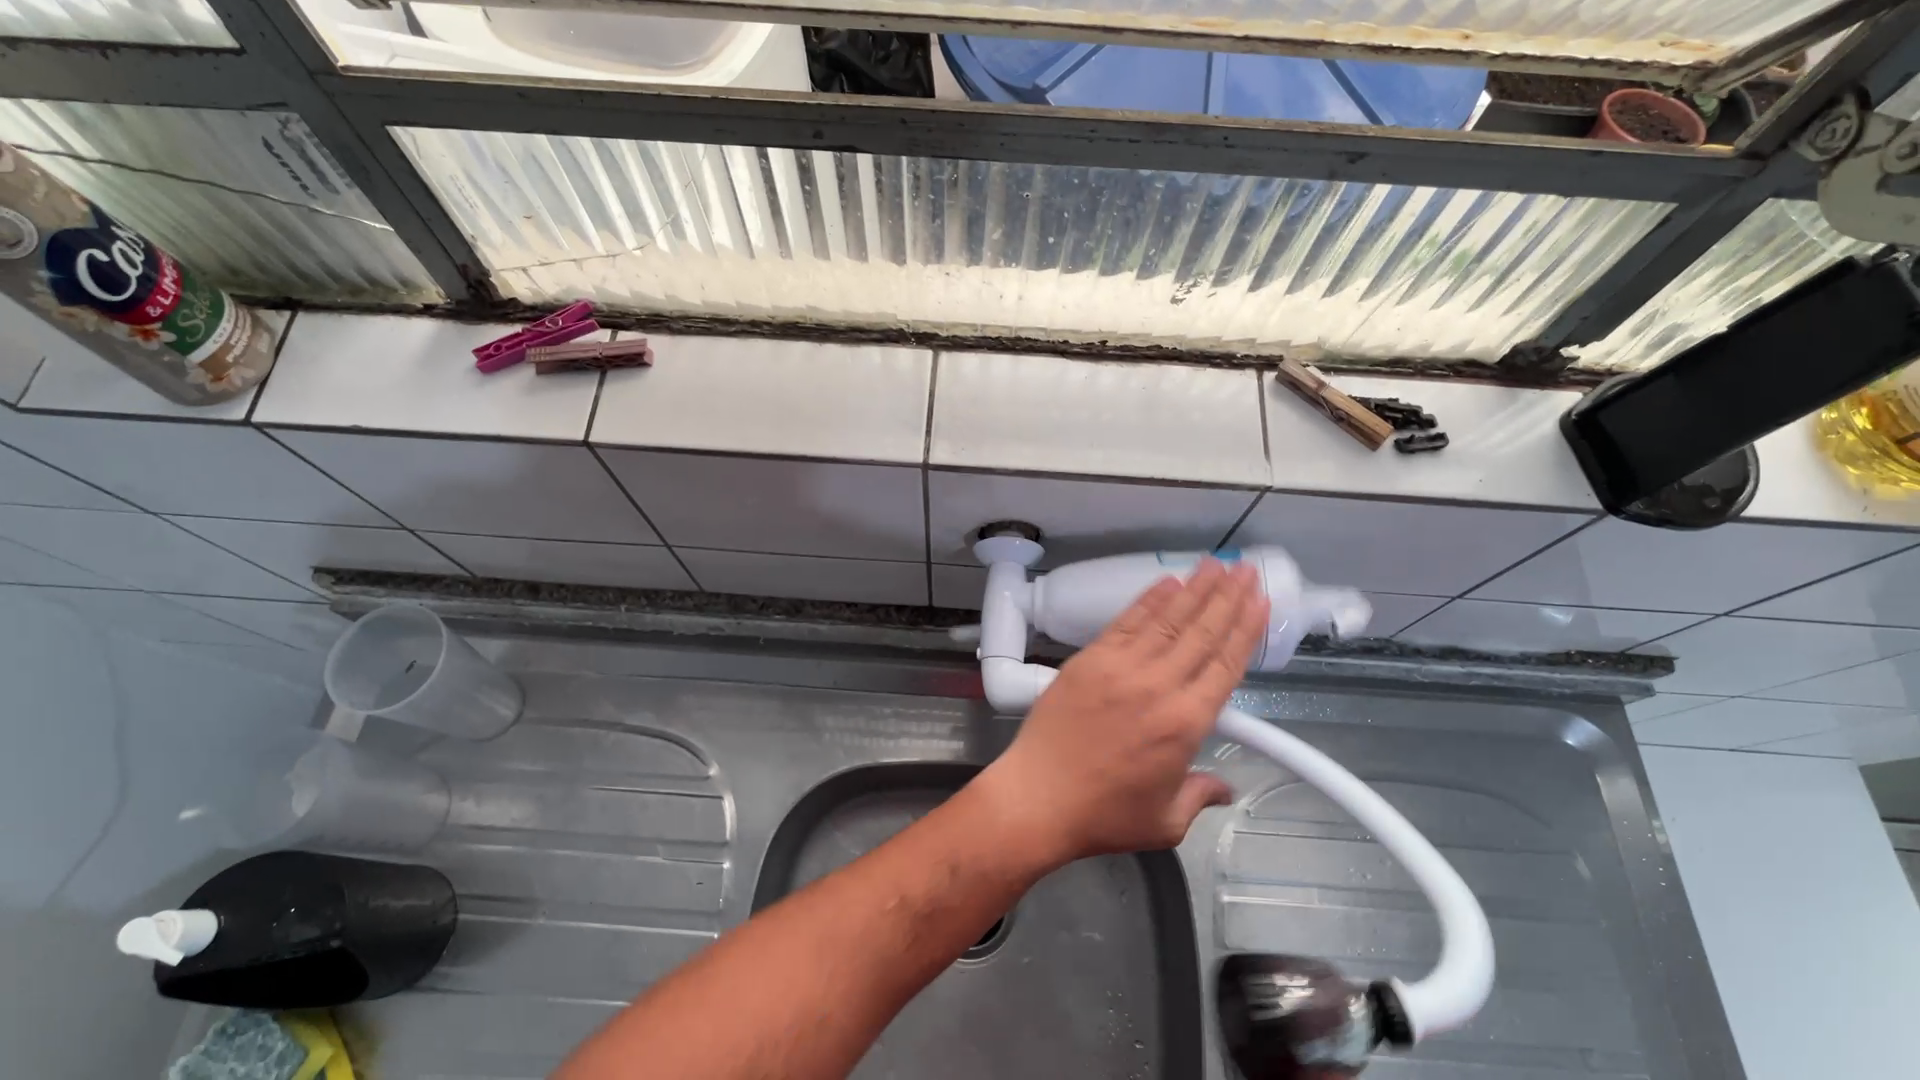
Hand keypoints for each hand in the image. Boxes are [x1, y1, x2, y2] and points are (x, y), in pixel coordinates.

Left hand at [974, 559, 1269, 864]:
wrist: (1037, 799)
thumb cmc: (1103, 815)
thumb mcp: (1166, 821)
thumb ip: (1200, 796)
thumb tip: (1224, 788)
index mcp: (1185, 722)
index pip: (1225, 665)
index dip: (1247, 629)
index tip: (1260, 601)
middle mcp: (1157, 686)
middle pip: (1201, 633)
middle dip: (1227, 597)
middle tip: (1246, 569)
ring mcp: (1120, 667)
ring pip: (1166, 620)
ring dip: (1193, 590)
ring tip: (1215, 565)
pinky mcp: (1088, 660)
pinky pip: (1126, 622)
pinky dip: (1148, 601)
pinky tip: (1166, 584)